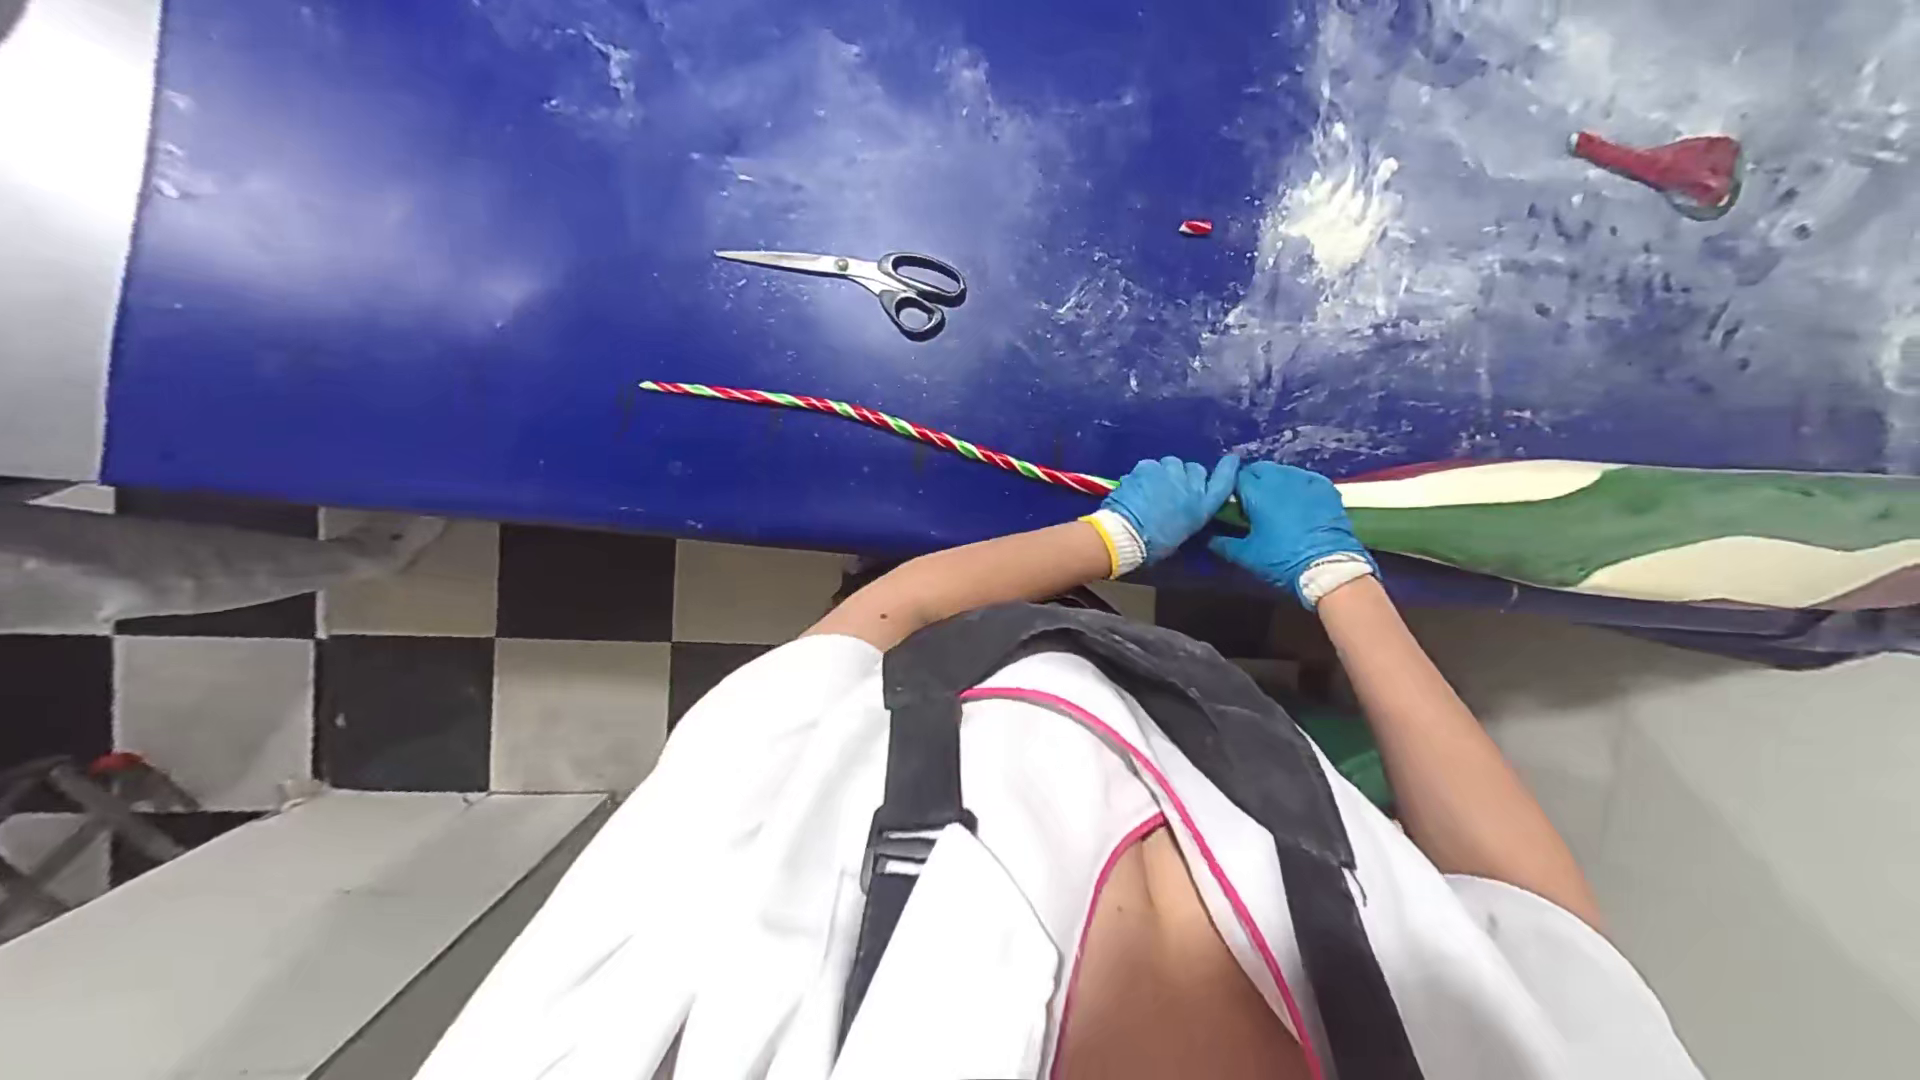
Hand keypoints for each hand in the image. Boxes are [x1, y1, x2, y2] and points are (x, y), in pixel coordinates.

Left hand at [1100, 455, 1239, 563]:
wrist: (1127, 534)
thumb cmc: (1154, 545)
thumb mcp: (1182, 532)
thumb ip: (1188, 514)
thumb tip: (1182, 508)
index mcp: (1203, 506)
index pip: (1224, 480)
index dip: (1229, 467)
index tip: (1231, 459)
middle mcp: (1191, 485)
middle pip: (1194, 468)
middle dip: (1185, 475)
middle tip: (1171, 487)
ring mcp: (1169, 473)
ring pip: (1170, 463)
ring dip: (1164, 472)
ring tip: (1150, 486)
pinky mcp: (1148, 466)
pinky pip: (1148, 465)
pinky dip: (1143, 473)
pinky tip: (1134, 485)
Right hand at [1207, 462, 1375, 604]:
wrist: (1329, 567)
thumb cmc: (1281, 559)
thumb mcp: (1246, 556)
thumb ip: (1223, 544)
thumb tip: (1208, 539)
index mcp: (1256, 492)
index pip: (1235, 477)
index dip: (1231, 489)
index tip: (1231, 503)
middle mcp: (1280, 479)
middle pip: (1259, 469)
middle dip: (1252, 481)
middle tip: (1251, 503)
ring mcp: (1306, 481)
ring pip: (1283, 471)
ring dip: (1274, 481)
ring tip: (1274, 501)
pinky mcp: (1326, 488)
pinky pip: (1305, 478)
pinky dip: (1297, 485)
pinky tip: (1297, 500)